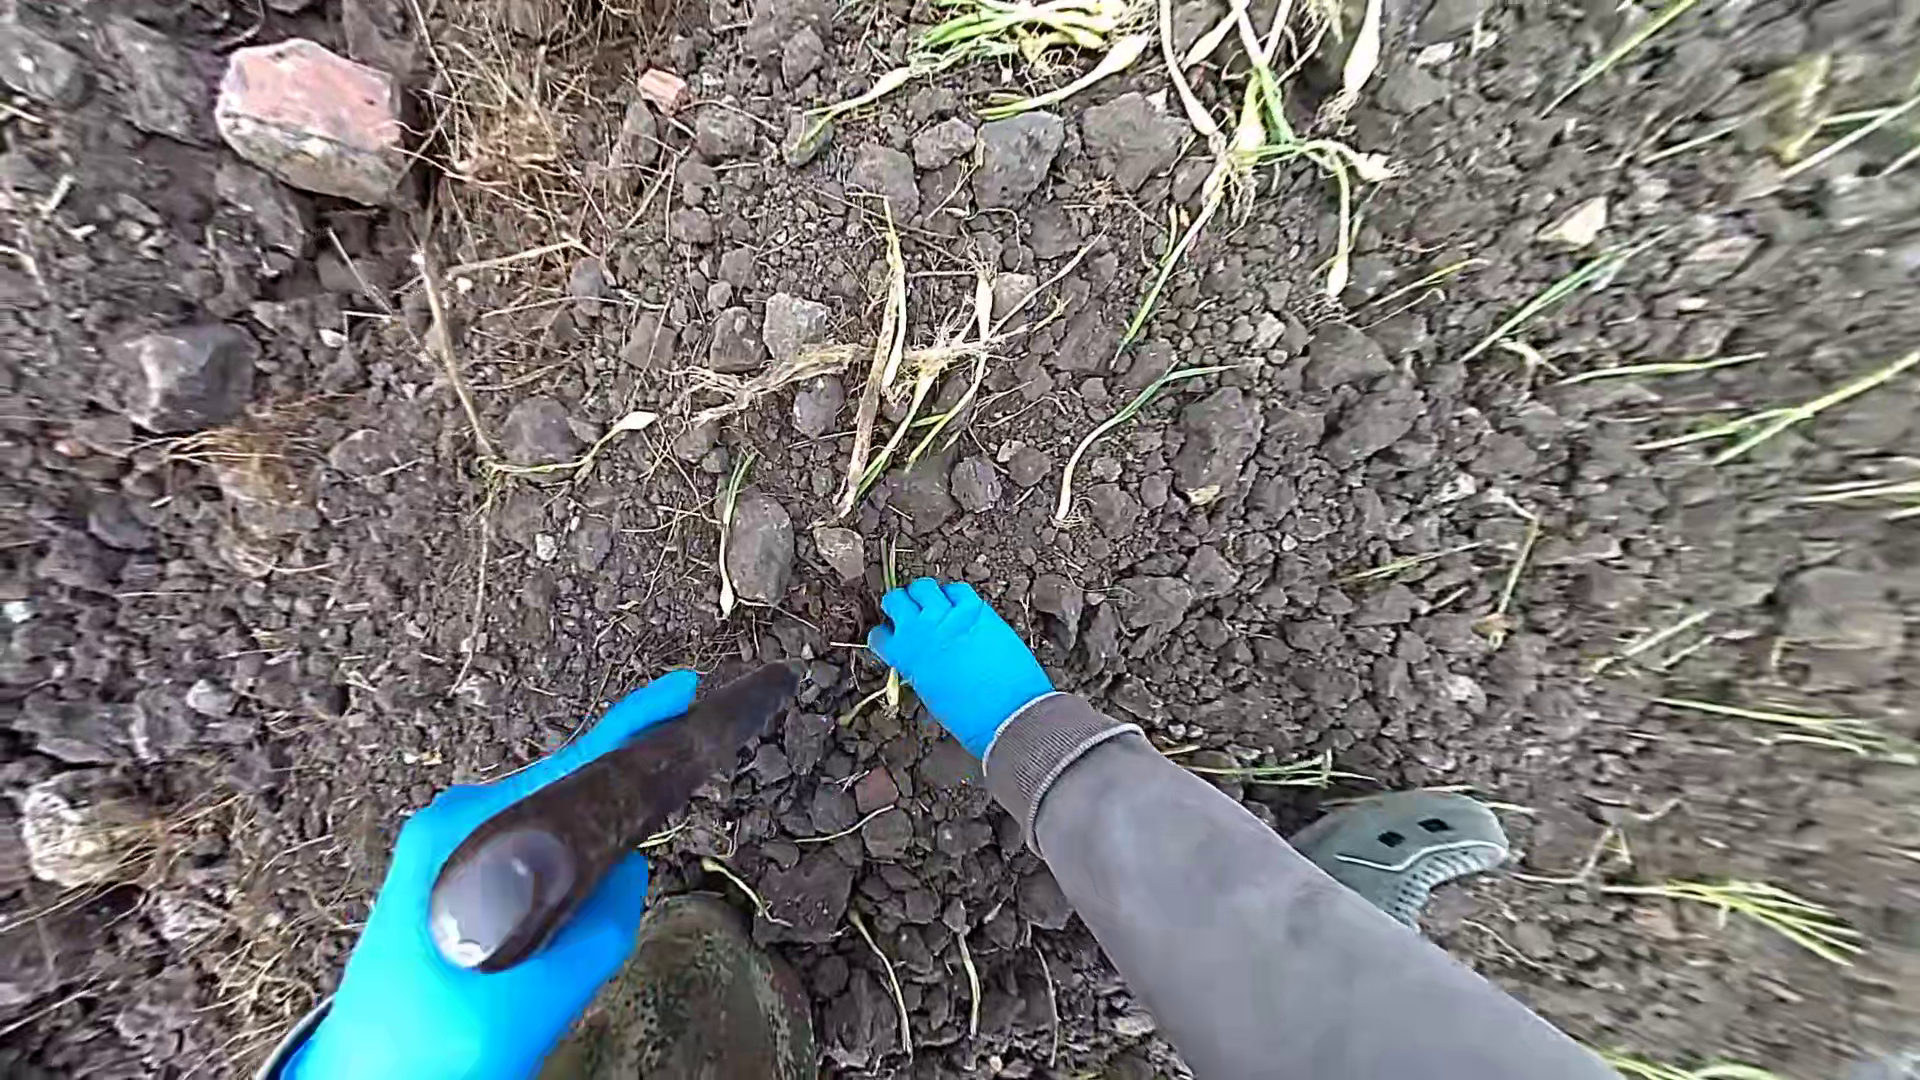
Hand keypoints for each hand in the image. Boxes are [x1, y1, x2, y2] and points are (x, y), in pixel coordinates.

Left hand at [287, 670, 699, 1079]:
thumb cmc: (457, 1035)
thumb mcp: (566, 972)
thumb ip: (615, 903)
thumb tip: (624, 864)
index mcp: (473, 833)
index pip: (579, 760)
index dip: (637, 721)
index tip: (681, 689)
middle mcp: (456, 818)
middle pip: (566, 781)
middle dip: (610, 800)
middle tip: (627, 846)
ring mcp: (442, 835)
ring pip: (548, 811)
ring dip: (580, 837)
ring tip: (565, 917)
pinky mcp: (438, 858)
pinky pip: (524, 833)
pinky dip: (555, 853)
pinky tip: (549, 908)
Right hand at [867, 578, 1052, 756]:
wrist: (1005, 712)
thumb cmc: (970, 714)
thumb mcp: (929, 693)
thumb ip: (919, 668)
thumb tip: (922, 659)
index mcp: (905, 657)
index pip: (879, 635)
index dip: (886, 632)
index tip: (892, 631)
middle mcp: (920, 631)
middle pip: (896, 599)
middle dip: (900, 602)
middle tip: (909, 607)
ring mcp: (947, 616)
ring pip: (924, 586)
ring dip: (925, 593)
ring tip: (934, 602)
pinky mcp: (975, 609)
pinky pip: (958, 590)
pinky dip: (956, 595)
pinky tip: (961, 604)